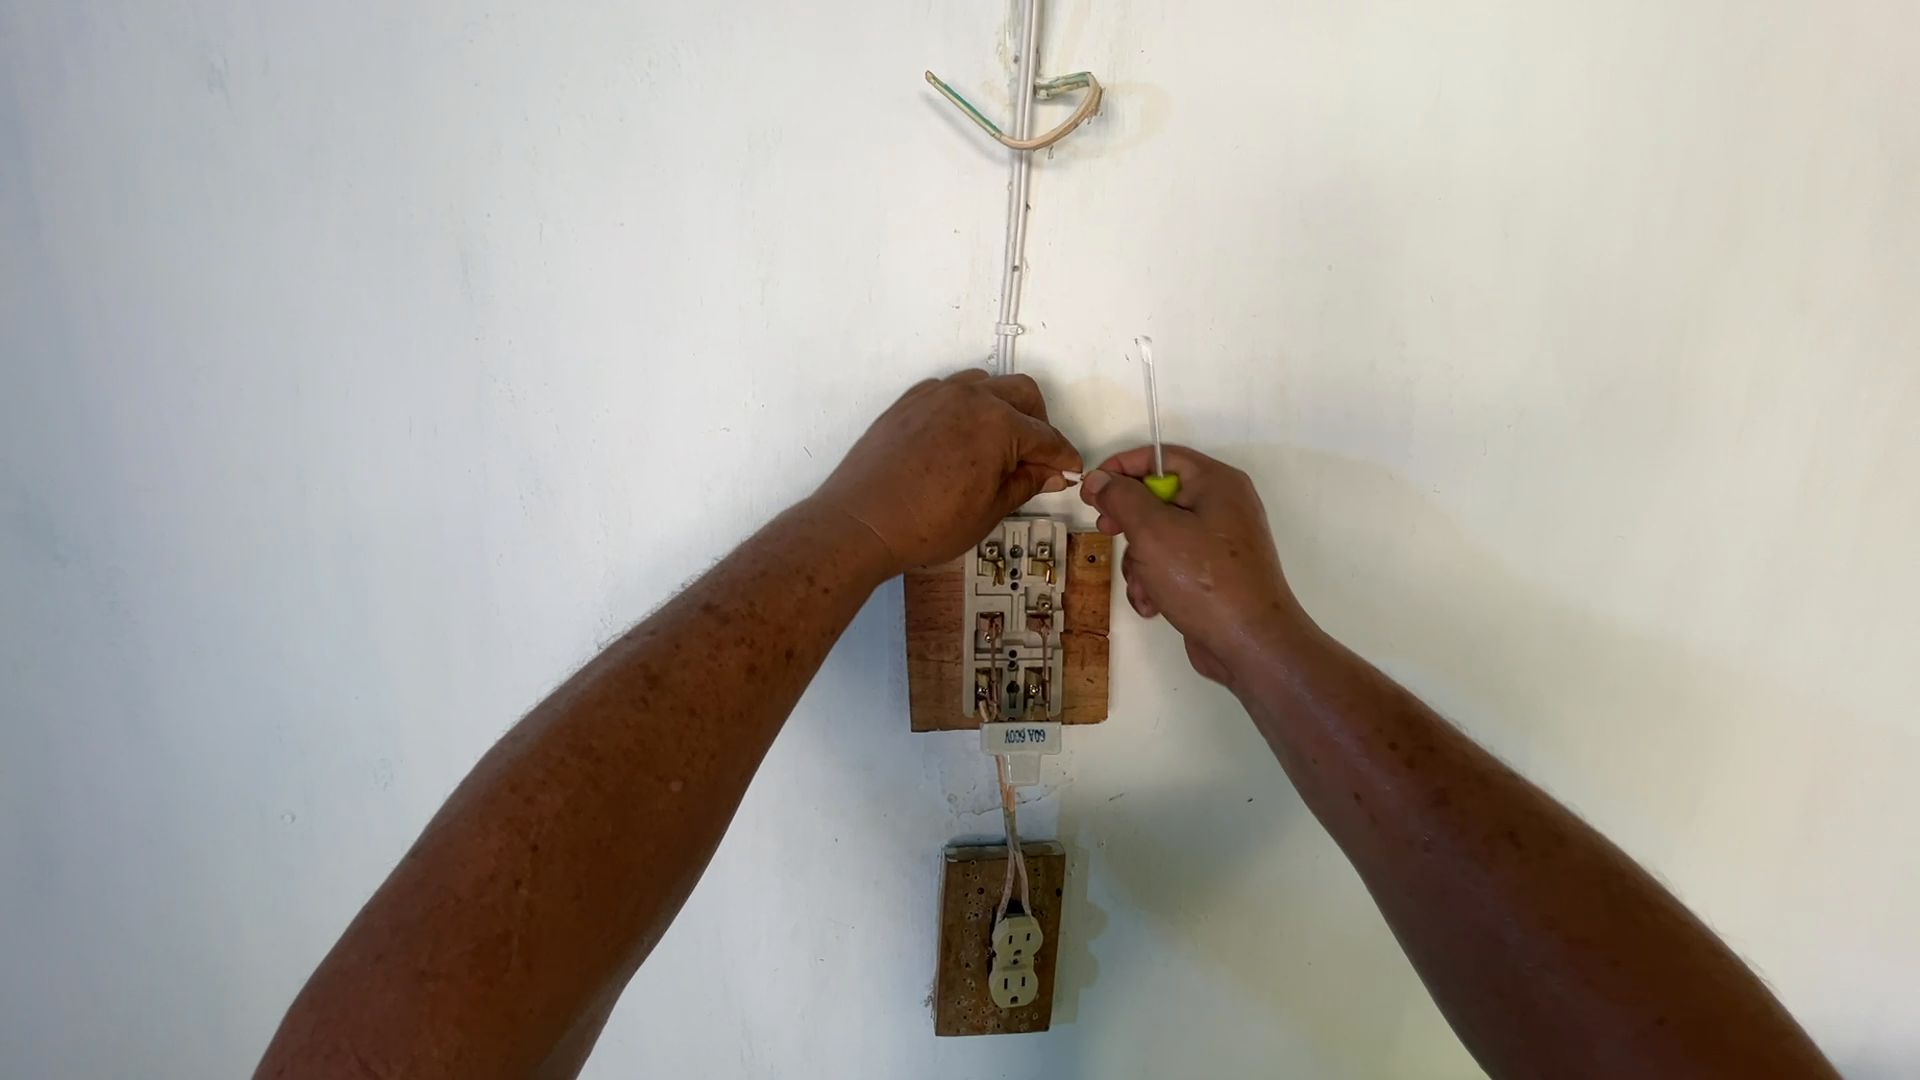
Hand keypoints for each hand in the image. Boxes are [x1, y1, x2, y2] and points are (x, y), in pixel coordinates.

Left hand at [814, 370, 1081, 575]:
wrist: (860, 523)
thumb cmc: (924, 525)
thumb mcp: (988, 512)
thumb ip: (1025, 484)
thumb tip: (1051, 474)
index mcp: (998, 424)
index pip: (1045, 437)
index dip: (1062, 457)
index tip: (1069, 469)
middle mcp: (969, 398)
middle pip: (1022, 395)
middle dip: (1039, 422)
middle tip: (1037, 457)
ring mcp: (935, 395)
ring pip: (986, 385)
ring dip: (1003, 407)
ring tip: (1000, 445)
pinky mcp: (909, 402)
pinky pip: (950, 391)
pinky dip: (966, 406)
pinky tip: (962, 438)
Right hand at [1080, 445, 1313, 688]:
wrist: (1249, 645)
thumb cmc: (1203, 579)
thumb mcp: (1152, 531)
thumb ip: (1121, 498)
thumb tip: (1099, 478)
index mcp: (1215, 483)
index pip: (1159, 457)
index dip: (1119, 469)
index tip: (1089, 491)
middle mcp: (1220, 506)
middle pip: (1155, 498)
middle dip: (1127, 523)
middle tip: (1106, 531)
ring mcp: (1217, 543)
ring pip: (1157, 537)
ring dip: (1139, 563)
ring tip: (1143, 587)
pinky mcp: (1210, 575)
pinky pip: (1170, 565)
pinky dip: (1154, 582)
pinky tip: (1153, 605)